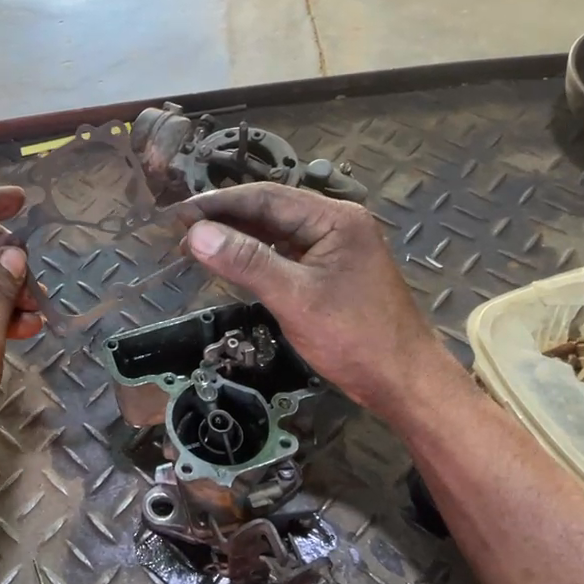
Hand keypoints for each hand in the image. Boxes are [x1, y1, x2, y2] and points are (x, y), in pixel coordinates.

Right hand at [172, 183, 456, 420]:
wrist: (406, 385)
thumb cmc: (356, 339)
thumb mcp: (295, 298)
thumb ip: (245, 262)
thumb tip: (195, 233)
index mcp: (334, 218)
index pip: (264, 198)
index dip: (217, 204)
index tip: (178, 214)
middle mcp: (335, 223)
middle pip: (268, 209)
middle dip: (223, 217)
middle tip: (178, 229)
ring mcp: (333, 246)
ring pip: (274, 230)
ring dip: (235, 236)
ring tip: (193, 244)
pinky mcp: (329, 269)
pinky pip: (282, 251)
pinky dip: (252, 254)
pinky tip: (227, 261)